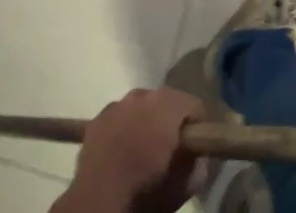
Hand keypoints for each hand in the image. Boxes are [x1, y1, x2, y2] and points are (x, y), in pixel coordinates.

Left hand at [55, 88, 203, 212]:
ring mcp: (116, 104)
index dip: (198, 126)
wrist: (98, 200)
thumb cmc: (147, 190)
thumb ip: (199, 161)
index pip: (194, 105)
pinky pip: (120, 117)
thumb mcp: (187, 184)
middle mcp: (142, 94)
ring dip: (146, 122)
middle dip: (171, 121)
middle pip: (166, 101)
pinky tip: (122, 151)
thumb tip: (196, 153)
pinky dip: (124, 128)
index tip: (194, 146)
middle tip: (170, 149)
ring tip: (143, 150)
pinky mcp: (97, 118)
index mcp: (167, 105)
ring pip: (141, 107)